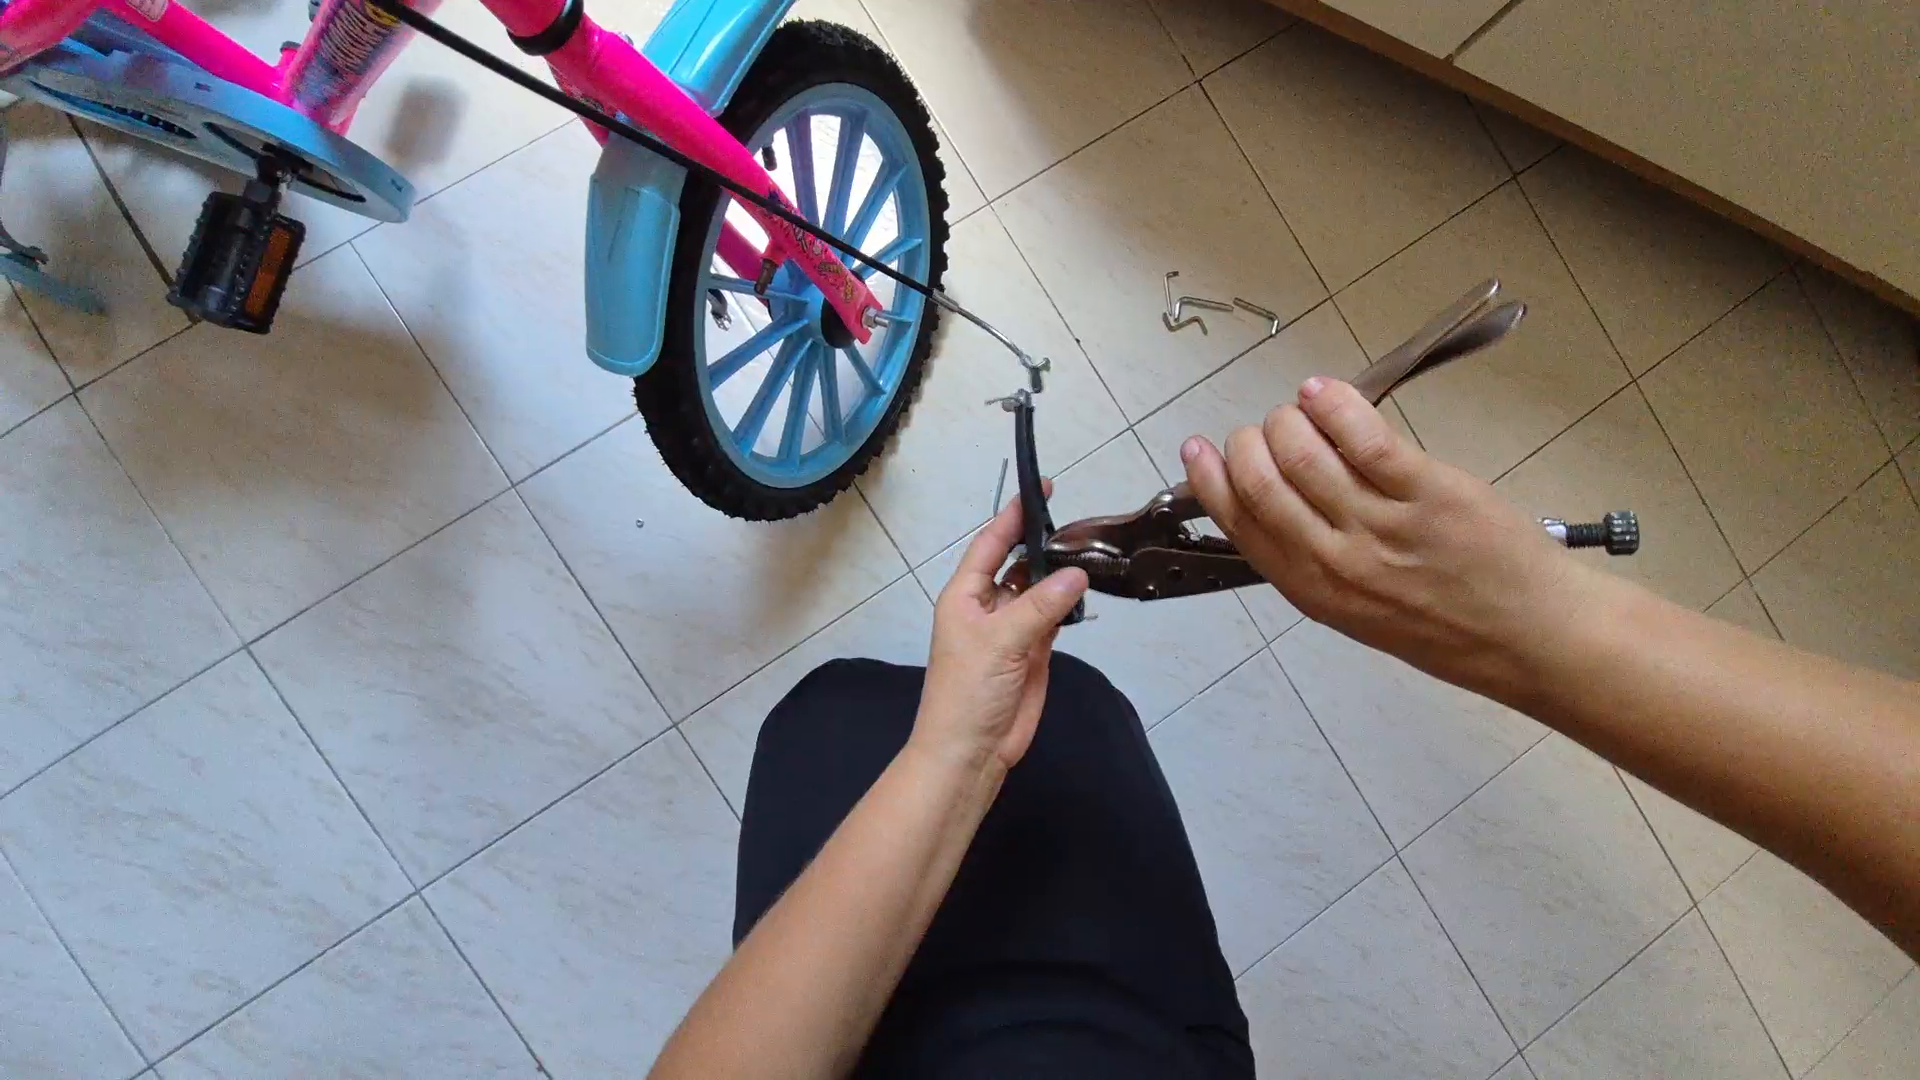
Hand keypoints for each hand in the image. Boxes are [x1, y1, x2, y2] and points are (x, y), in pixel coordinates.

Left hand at [913, 485, 1089, 776]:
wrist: (972, 750)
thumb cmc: (969, 690)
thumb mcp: (1001, 641)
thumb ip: (1040, 605)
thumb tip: (1077, 572)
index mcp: (965, 594)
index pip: (991, 543)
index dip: (1014, 516)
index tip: (1042, 488)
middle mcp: (988, 605)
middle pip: (1019, 563)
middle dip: (1044, 543)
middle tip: (1082, 524)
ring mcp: (1012, 628)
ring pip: (1040, 589)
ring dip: (1061, 574)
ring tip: (1094, 550)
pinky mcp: (1032, 650)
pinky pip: (1053, 617)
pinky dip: (1069, 604)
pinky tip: (1088, 588)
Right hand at [1180, 376, 1601, 697]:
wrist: (1532, 638)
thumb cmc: (1439, 627)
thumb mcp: (1350, 611)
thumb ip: (1305, 561)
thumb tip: (1267, 496)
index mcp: (1308, 589)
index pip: (1239, 523)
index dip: (1209, 480)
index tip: (1197, 449)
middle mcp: (1332, 559)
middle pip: (1262, 483)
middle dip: (1246, 443)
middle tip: (1260, 431)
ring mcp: (1379, 525)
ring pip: (1304, 456)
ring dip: (1288, 421)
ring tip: (1298, 411)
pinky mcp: (1429, 493)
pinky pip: (1365, 440)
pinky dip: (1334, 406)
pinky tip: (1321, 392)